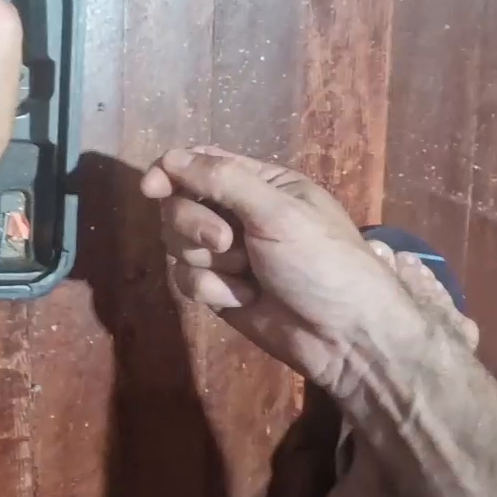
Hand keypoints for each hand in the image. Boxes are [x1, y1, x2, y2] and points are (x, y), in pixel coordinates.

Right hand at [139, 147, 431, 397]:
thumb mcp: (278, 212)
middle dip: (194, 225)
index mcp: (259, 184)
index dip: (169, 172)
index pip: (198, 163)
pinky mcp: (217, 287)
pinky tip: (244, 299)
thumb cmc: (323, 264)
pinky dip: (212, 289)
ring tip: (244, 274)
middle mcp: (237, 214)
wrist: (345, 338)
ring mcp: (226, 253)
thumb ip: (222, 180)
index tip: (151, 188)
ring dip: (207, 261)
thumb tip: (168, 158)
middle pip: (178, 204)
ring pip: (177, 243)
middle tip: (227, 243)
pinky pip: (186, 278)